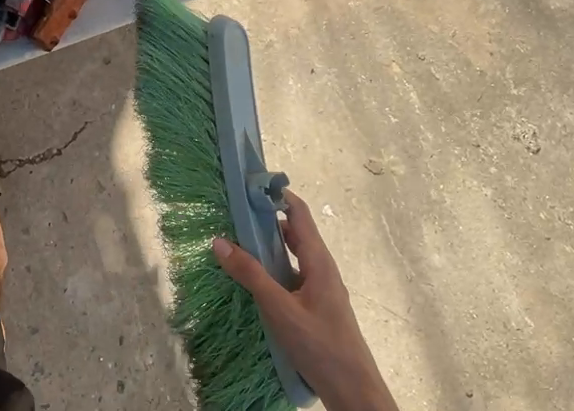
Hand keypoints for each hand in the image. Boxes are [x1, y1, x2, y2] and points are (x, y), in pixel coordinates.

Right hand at [212, 191, 397, 410]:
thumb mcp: (280, 309)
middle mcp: (321, 268)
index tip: (246, 184)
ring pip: (291, 256)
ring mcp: (320, 289)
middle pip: (293, 232)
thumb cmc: (321, 345)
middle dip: (264, 219)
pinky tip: (252, 281)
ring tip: (235, 242)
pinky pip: (291, 276)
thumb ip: (250, 274)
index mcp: (318, 261)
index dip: (275, 194)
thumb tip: (219, 240)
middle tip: (231, 212)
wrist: (354, 393)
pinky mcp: (315, 307)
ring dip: (266, 246)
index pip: (298, 212)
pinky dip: (271, 269)